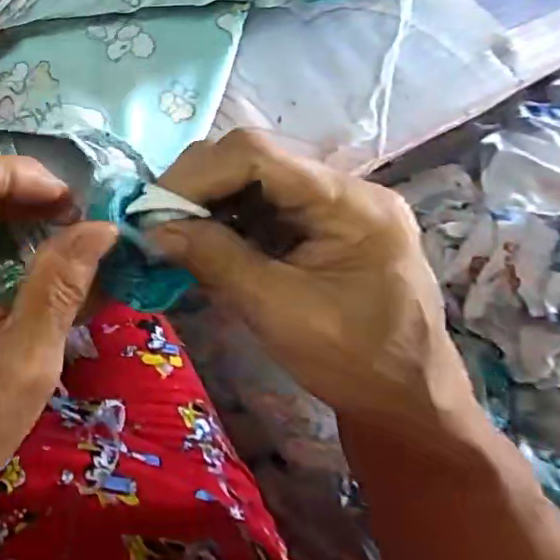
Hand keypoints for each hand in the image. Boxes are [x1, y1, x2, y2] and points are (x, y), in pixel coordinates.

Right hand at [152, 130, 482, 443]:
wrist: (408, 404)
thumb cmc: (353, 361)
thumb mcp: (276, 309)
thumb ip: (214, 258)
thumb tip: (151, 228)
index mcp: (349, 204)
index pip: (255, 156)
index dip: (195, 175)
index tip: (153, 211)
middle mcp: (342, 189)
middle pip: (247, 156)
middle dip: (193, 184)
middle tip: (157, 222)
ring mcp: (329, 203)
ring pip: (244, 173)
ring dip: (201, 198)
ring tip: (173, 231)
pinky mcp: (314, 221)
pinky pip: (253, 199)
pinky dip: (217, 213)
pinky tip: (200, 239)